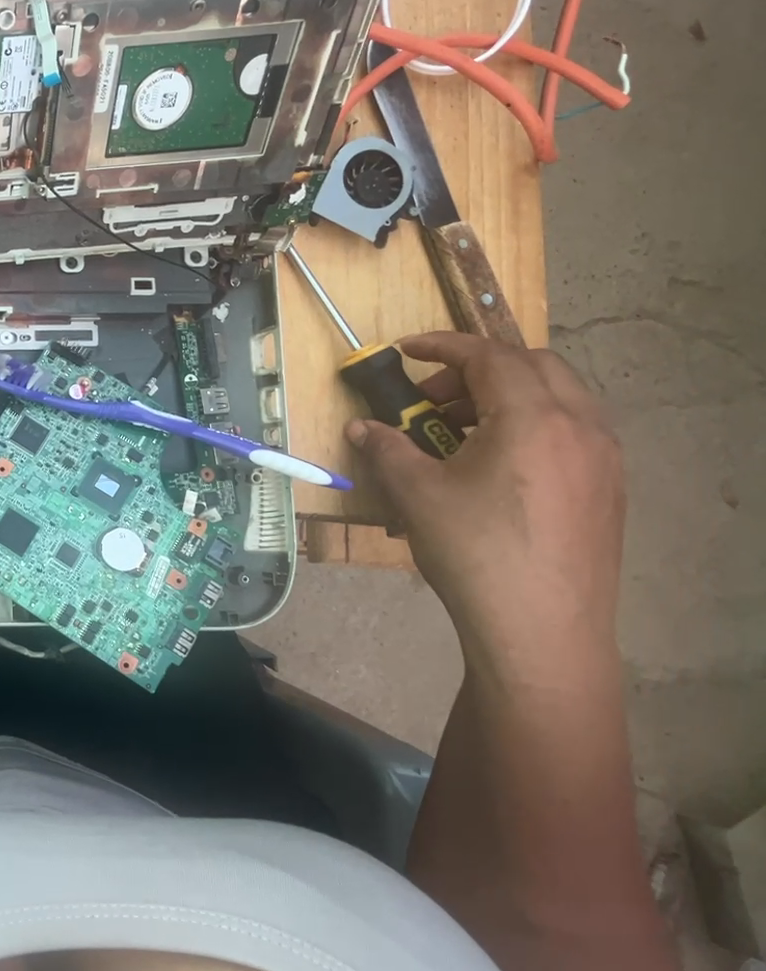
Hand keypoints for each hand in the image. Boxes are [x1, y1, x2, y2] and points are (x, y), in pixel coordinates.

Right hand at [345, 332, 623, 687]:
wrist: (540, 625)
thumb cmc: (473, 550)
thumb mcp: (416, 494)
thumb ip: (388, 449)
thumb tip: (361, 428)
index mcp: (533, 418)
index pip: (491, 356)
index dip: (443, 345)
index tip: (405, 350)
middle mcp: (581, 426)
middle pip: (533, 367)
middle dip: (476, 369)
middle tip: (428, 397)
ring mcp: (603, 458)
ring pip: (557, 398)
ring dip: (503, 397)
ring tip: (453, 432)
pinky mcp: (607, 488)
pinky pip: (570, 430)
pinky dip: (527, 425)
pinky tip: (490, 464)